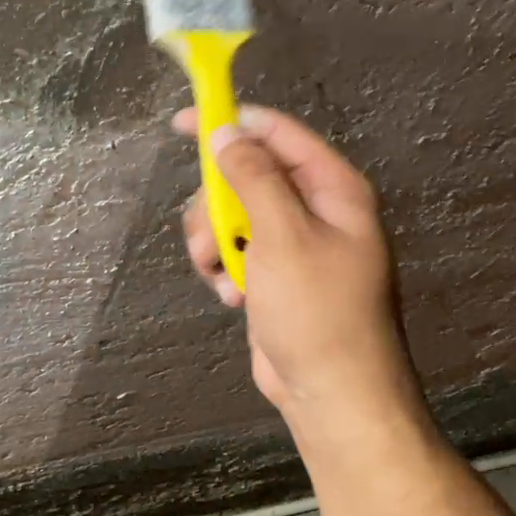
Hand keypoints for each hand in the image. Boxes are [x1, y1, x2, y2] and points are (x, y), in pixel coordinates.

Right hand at [175, 106, 418, 420]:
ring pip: (231, 213)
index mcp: (332, 189)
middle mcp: (314, 208)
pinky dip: (223, 266)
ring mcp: (293, 242)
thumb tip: (226, 131)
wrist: (331, 393)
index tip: (183, 124)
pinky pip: (233, 247)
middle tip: (207, 237)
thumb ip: (253, 177)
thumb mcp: (282, 235)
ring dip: (214, 241)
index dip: (231, 122)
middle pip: (245, 175)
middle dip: (215, 205)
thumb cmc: (317, 310)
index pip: (277, 133)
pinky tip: (232, 295)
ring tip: (221, 276)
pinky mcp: (273, 272)